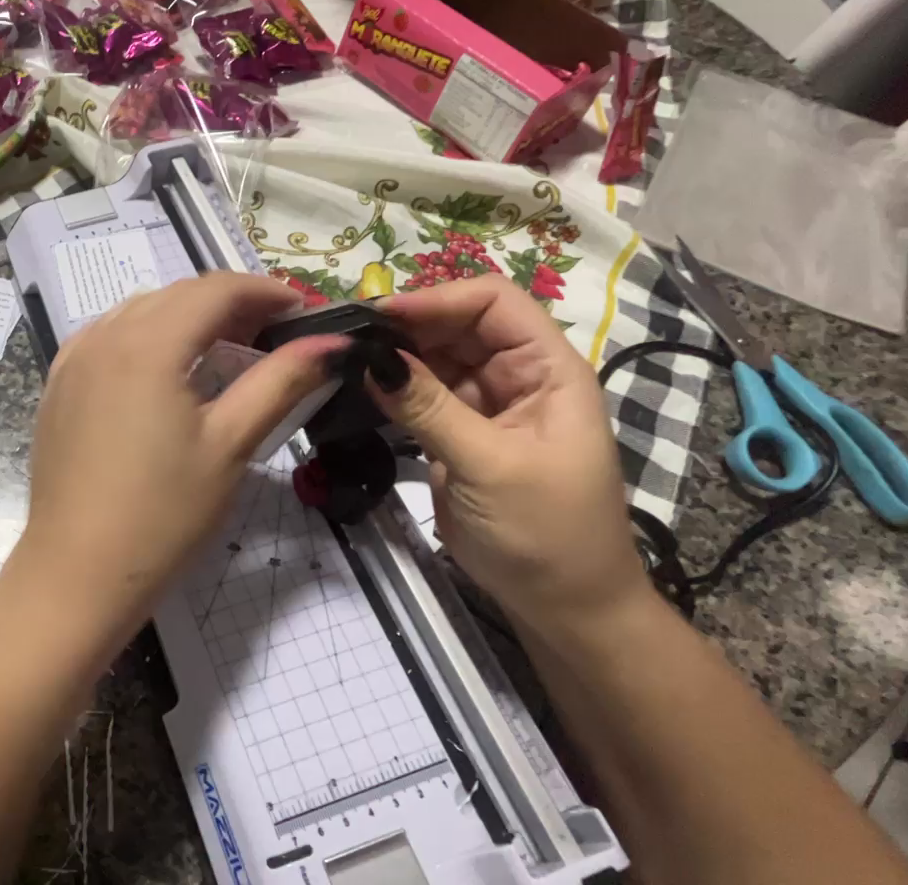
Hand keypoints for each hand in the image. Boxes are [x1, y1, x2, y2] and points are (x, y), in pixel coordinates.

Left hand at [18, 273, 342, 632]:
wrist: (77, 573)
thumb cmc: (163, 514)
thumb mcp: (230, 445)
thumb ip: (280, 381)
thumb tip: (332, 341)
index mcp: (146, 343)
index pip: (215, 289)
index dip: (266, 291)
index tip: (304, 311)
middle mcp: (102, 335)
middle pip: (177, 295)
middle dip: (231, 304)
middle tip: (275, 335)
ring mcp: (72, 360)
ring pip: (140, 312)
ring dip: (188, 318)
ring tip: (227, 351)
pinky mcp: (57, 386)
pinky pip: (108, 338)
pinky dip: (146, 338)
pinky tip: (167, 371)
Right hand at [366, 276, 653, 630]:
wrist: (562, 607)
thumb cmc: (546, 532)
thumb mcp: (489, 465)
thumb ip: (429, 407)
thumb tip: (369, 358)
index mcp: (548, 369)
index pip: (493, 303)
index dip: (437, 299)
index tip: (377, 317)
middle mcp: (517, 376)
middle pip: (458, 325)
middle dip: (406, 327)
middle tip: (346, 340)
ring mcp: (486, 406)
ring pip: (434, 360)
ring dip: (394, 357)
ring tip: (344, 361)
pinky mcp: (460, 436)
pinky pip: (422, 397)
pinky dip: (392, 390)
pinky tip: (358, 390)